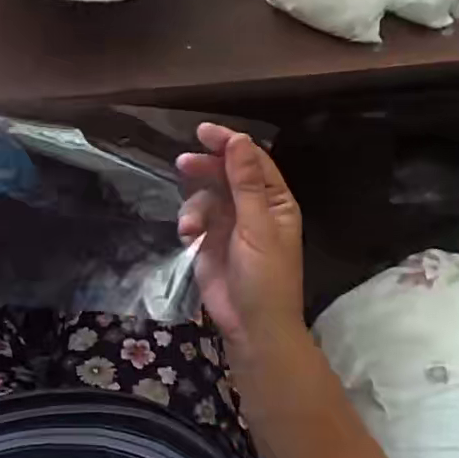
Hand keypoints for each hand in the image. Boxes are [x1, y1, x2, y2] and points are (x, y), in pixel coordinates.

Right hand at [176, 123, 305, 352]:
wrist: (251, 326)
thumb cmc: (265, 277)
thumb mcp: (257, 227)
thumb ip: (245, 184)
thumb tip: (239, 141)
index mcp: (275, 202)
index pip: (253, 162)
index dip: (230, 144)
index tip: (204, 131)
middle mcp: (252, 208)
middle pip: (226, 175)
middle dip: (206, 168)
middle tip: (184, 162)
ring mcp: (229, 225)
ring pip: (206, 196)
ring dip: (195, 204)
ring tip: (190, 225)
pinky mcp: (209, 242)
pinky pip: (194, 219)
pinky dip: (189, 223)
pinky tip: (189, 236)